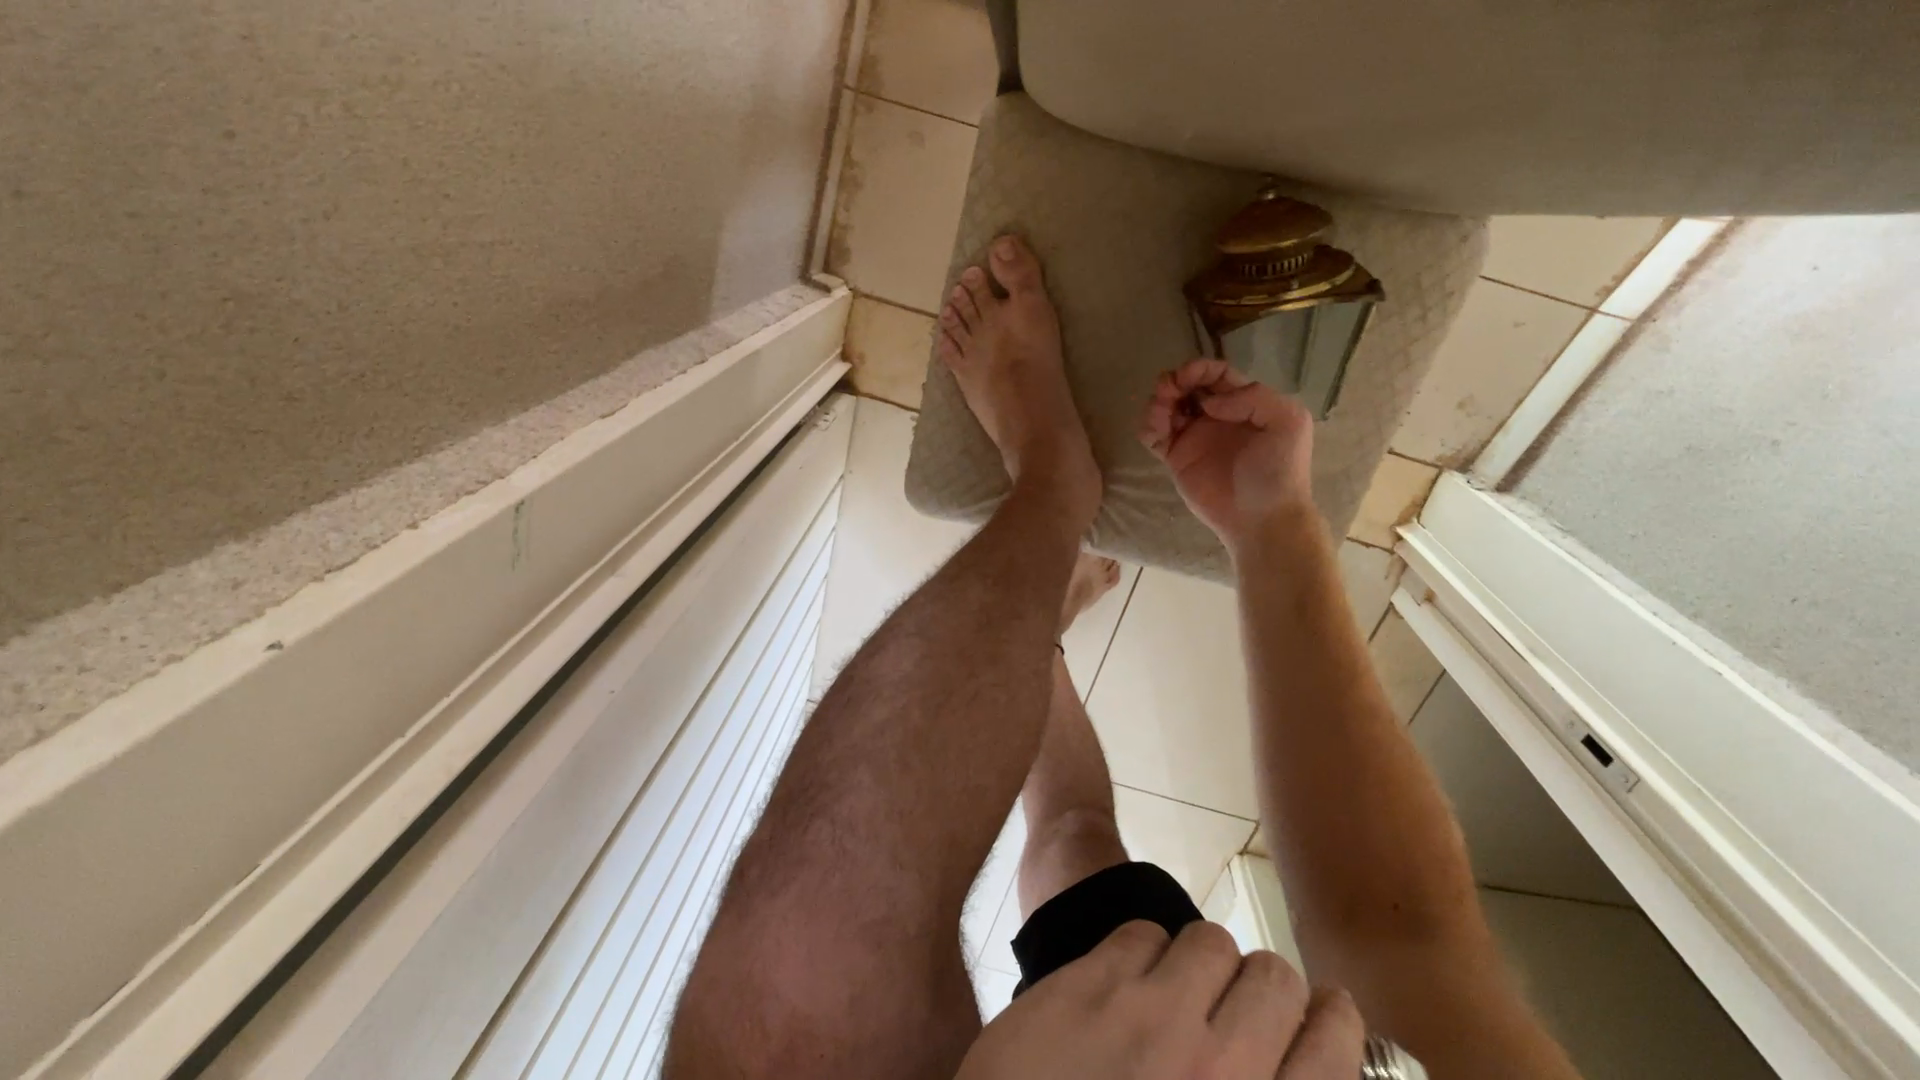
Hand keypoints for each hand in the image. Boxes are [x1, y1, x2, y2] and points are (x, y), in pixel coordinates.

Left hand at [955, 920, 1363, 1079]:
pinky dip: (1142, 952)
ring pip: (1212, 941)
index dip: (1330, 1019)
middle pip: (1277, 977)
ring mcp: (1151, 1019)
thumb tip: (1288, 1063)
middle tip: (1233, 1006)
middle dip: (1261, 987)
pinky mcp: (1091, 985)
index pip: (1334, 1043)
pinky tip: (1123, 986)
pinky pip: (1145, 932)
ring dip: (1201, 963)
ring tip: (1176, 991)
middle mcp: (1218, 1067)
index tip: (1317, 1014)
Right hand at [1139, 359, 1313, 552]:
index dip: (1199, 369)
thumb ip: (1254, 397)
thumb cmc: (1279, 471)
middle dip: (1174, 381)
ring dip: (1158, 401)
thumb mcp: (1287, 422)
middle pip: (1187, 386)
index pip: (1216, 375)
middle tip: (1169, 390)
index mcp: (1244, 404)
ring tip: (1161, 413)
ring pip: (1166, 407)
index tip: (1187, 377)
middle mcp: (1216, 416)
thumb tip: (1210, 402)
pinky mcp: (1176, 459)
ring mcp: (1194, 437)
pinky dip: (1148, 426)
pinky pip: (1153, 435)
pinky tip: (1156, 430)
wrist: (1262, 519)